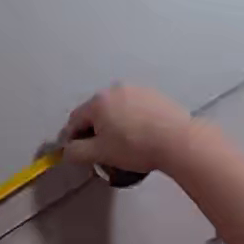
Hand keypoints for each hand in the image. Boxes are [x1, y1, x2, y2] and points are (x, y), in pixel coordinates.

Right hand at [56, 85, 205, 177]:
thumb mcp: (101, 154)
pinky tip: (143, 134)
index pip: (75, 120)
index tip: (80, 154)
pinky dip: (132, 119)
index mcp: (98, 101)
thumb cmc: (134, 147)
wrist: (177, 140)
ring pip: (116, 108)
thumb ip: (77, 152)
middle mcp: (114, 89)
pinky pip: (134, 107)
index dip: (73, 138)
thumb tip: (66, 150)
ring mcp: (136, 89)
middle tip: (104, 150)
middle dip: (95, 130)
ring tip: (126, 143)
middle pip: (96, 112)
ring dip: (114, 123)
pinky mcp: (154, 94)